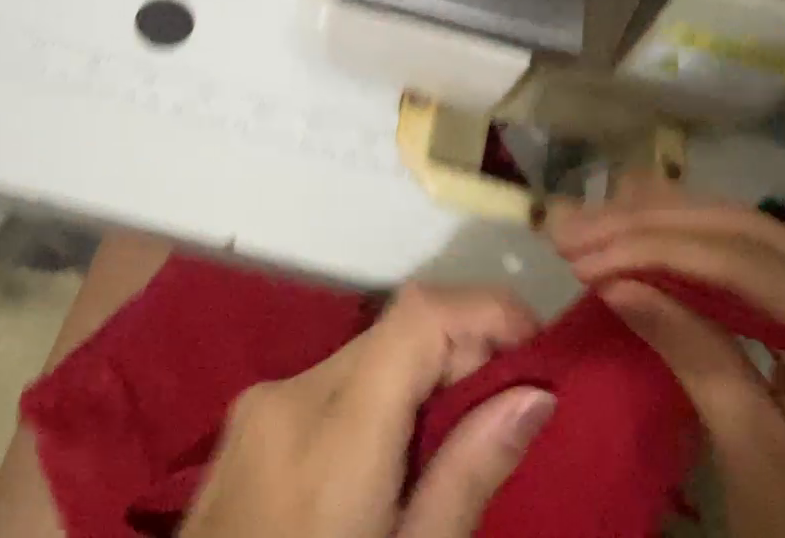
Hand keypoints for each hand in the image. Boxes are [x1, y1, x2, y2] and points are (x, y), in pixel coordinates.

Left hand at [180, 284, 556, 537]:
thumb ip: (468, 475)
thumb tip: (534, 395)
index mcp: (330, 431)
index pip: (415, 316)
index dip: (484, 309)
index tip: (537, 346)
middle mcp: (289, 393)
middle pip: (393, 333)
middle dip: (462, 350)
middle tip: (511, 403)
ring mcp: (259, 404)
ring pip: (364, 354)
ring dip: (421, 375)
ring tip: (458, 439)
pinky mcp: (247, 420)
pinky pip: (330, 382)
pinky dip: (378, 396)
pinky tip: (396, 453)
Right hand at [546, 174, 784, 537]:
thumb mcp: (755, 458)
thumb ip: (694, 355)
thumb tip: (614, 282)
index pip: (750, 265)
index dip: (656, 248)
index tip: (580, 256)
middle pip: (756, 236)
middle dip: (656, 224)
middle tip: (578, 226)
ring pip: (760, 240)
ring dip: (674, 226)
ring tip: (600, 219)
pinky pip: (770, 271)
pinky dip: (703, 253)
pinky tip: (653, 235)